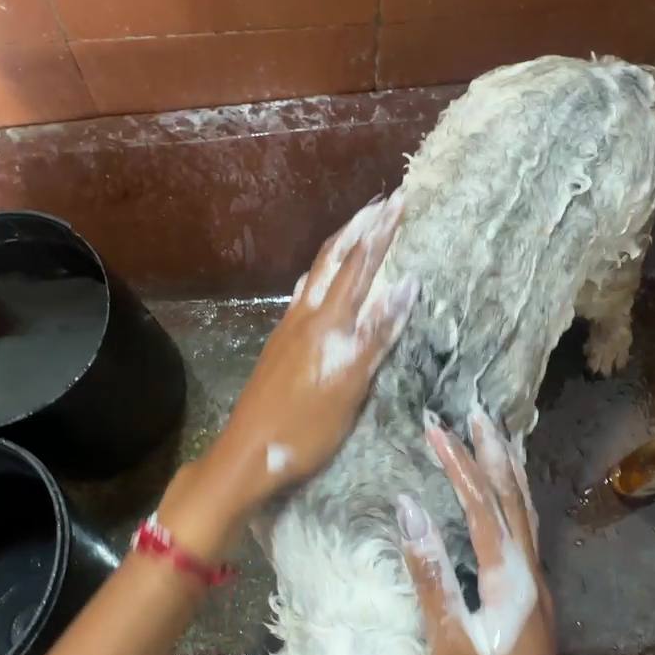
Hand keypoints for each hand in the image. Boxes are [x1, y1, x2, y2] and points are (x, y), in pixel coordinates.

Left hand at [157, 191, 418, 559]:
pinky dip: (323, 271)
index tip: (400, 201)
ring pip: (316, 272)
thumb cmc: (306, 427)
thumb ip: (378, 333)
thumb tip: (407, 283)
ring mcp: (288, 326)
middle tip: (382, 203)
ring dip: (340, 245)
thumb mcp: (350, 385)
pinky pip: (305, 291)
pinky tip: (322, 280)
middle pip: (333, 258)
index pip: (359, 265)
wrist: (247, 453)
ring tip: (359, 230)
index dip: (381, 232)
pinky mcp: (280, 342)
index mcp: (327, 322)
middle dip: (358, 226)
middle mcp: (305, 314)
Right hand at [398, 414, 603, 654]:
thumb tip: (408, 508)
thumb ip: (431, 574)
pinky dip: (514, 501)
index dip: (458, 464)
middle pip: (513, 499)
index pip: (481, 506)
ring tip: (497, 438)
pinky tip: (505, 502)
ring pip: (526, 514)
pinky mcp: (533, 603)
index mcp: (511, 580)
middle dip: (493, 453)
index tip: (435, 427)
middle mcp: (531, 575)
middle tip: (477, 412)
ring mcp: (537, 589)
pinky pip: (525, 533)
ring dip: (509, 472)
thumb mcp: (450, 644)